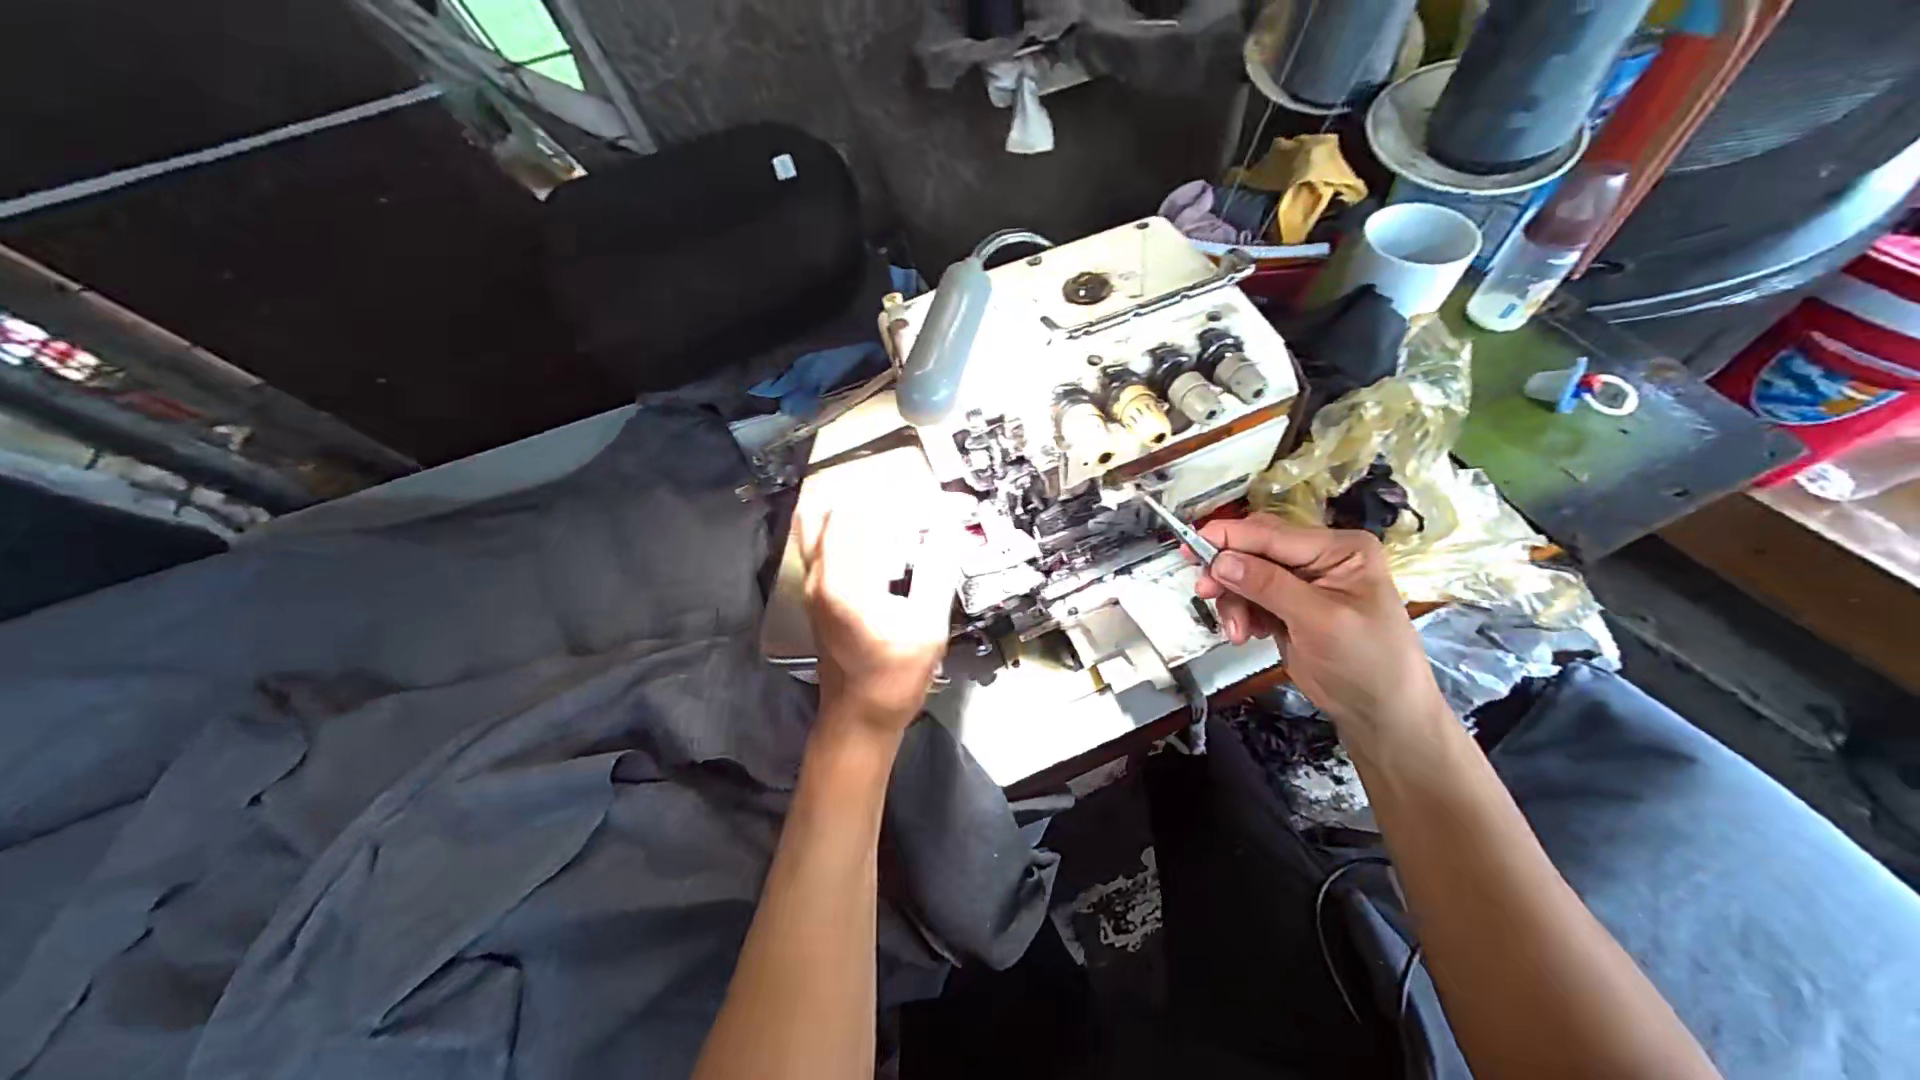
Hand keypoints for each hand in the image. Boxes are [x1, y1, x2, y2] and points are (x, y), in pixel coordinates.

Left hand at [795, 472, 966, 733]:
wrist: (858, 714)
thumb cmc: (892, 680)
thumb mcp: (928, 626)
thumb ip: (937, 570)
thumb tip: (947, 530)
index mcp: (847, 584)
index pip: (866, 515)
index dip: (901, 502)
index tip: (930, 507)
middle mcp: (821, 578)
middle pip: (841, 510)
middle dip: (883, 500)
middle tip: (916, 509)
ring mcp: (814, 584)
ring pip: (823, 520)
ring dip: (860, 509)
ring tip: (894, 517)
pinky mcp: (816, 591)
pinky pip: (821, 540)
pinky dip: (846, 526)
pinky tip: (874, 536)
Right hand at [1193, 514, 1447, 739]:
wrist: (1381, 714)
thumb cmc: (1367, 662)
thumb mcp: (1319, 619)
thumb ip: (1268, 586)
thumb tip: (1220, 561)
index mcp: (1339, 548)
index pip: (1272, 533)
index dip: (1229, 538)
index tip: (1190, 546)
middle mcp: (1318, 558)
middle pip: (1254, 550)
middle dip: (1228, 573)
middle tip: (1204, 593)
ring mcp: (1301, 583)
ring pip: (1244, 576)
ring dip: (1233, 602)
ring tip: (1237, 632)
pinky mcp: (1286, 607)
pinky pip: (1248, 598)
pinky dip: (1240, 615)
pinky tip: (1249, 635)